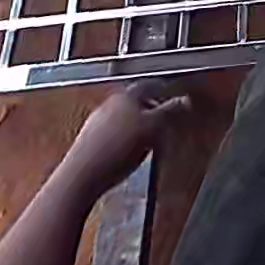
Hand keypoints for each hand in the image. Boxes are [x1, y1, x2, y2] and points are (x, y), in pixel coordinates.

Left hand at [55, 81, 190, 196]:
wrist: (79, 179)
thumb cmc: (118, 149)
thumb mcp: (153, 130)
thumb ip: (170, 112)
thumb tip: (185, 101)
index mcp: (126, 96)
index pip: (150, 85)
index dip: (165, 91)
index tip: (175, 99)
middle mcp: (110, 104)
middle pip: (136, 101)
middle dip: (151, 109)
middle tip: (164, 121)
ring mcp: (96, 123)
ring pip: (123, 118)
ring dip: (137, 126)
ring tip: (149, 140)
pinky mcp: (87, 143)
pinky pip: (111, 134)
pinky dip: (123, 139)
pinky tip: (127, 154)